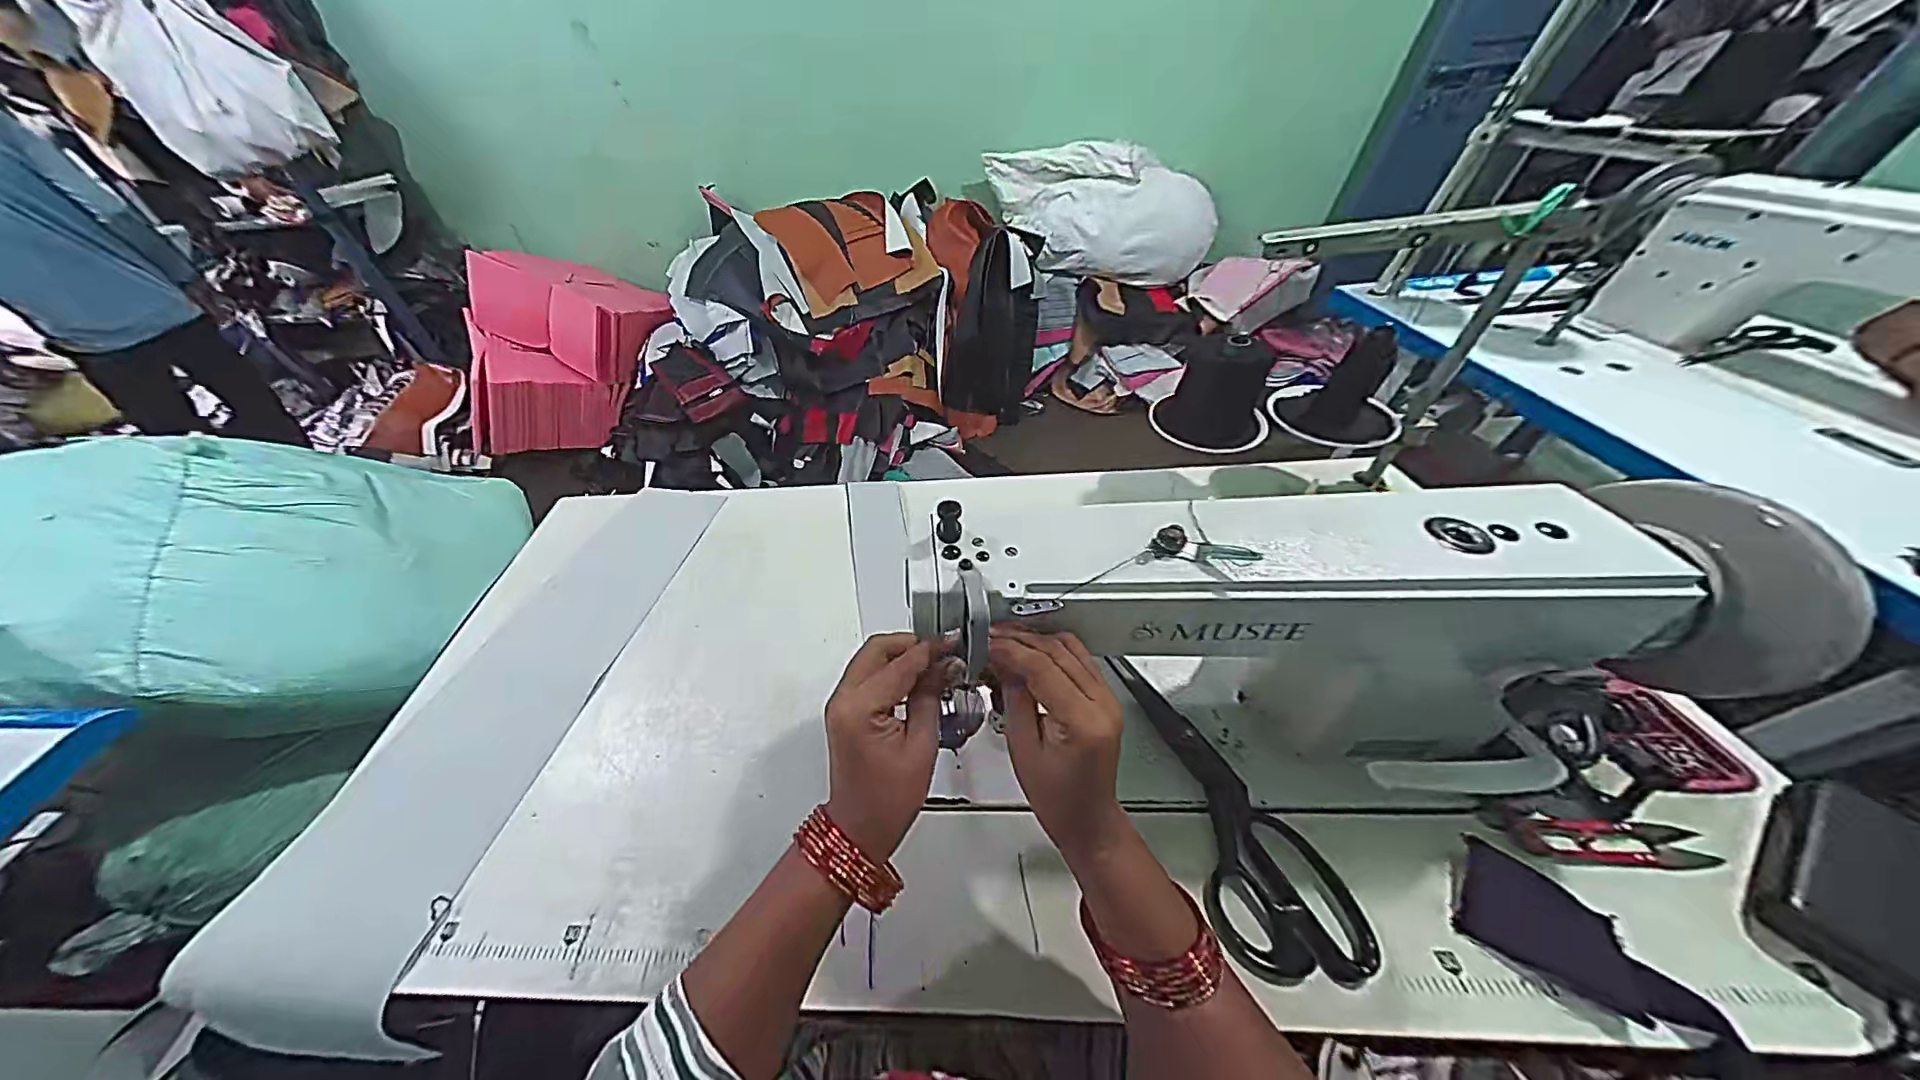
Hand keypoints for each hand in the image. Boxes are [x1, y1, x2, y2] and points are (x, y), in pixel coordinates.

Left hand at [823, 633, 950, 860]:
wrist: (860, 826)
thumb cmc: (886, 799)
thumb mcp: (922, 746)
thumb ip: (930, 697)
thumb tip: (942, 667)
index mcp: (859, 709)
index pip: (899, 664)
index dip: (929, 650)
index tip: (950, 644)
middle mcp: (843, 701)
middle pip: (877, 649)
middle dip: (911, 644)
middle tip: (942, 650)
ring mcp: (840, 704)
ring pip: (871, 658)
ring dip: (901, 655)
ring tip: (933, 664)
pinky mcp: (844, 710)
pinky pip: (867, 674)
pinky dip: (891, 670)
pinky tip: (915, 679)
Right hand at [988, 627, 1130, 864]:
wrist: (1088, 817)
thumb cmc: (1059, 798)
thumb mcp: (1023, 749)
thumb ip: (1015, 700)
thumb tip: (1004, 664)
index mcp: (1083, 722)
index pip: (1044, 667)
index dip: (1012, 650)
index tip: (990, 644)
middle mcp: (1103, 705)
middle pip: (1059, 651)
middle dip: (1021, 640)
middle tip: (993, 638)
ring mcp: (1108, 699)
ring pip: (1072, 648)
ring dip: (1038, 639)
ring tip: (1008, 641)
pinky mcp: (1106, 698)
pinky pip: (1080, 659)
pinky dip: (1053, 650)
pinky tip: (1032, 651)